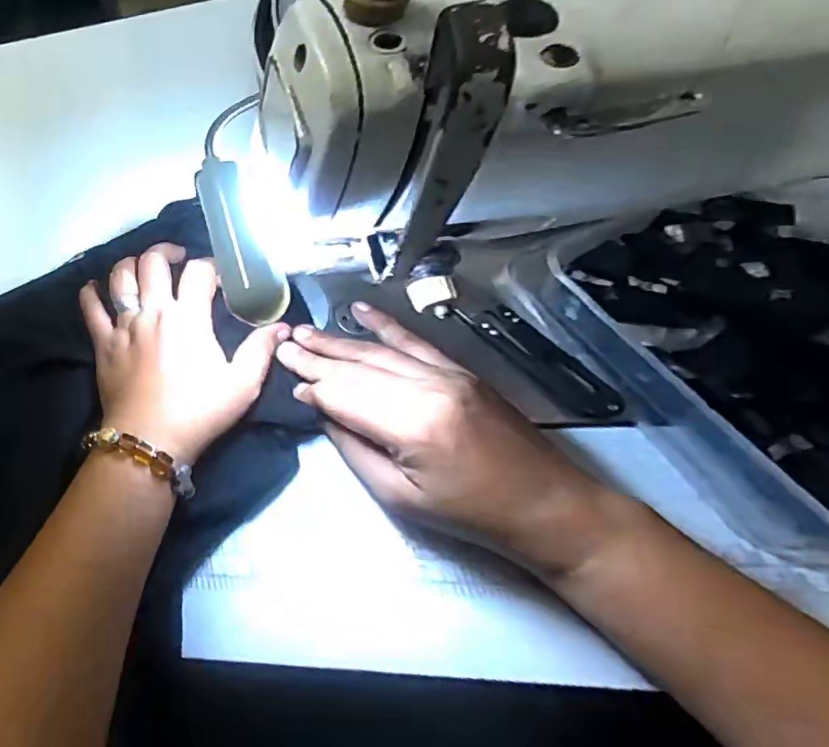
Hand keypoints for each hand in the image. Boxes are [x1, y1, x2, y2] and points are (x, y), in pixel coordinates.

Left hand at [80, 243, 291, 464]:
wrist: (149, 442)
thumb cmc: (199, 413)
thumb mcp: (242, 385)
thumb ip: (260, 350)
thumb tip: (281, 326)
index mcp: (188, 317)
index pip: (199, 271)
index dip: (211, 266)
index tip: (217, 276)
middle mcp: (154, 311)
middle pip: (154, 261)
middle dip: (168, 251)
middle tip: (178, 259)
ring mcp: (124, 324)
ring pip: (121, 276)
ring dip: (131, 263)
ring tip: (143, 268)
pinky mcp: (102, 342)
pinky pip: (90, 308)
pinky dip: (91, 292)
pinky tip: (96, 288)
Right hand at [275, 302, 635, 577]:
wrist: (545, 505)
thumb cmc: (470, 515)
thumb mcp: (401, 497)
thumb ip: (356, 449)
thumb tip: (324, 413)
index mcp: (411, 424)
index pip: (345, 395)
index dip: (312, 385)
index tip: (283, 373)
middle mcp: (427, 387)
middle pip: (358, 366)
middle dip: (317, 355)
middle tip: (283, 342)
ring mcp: (446, 372)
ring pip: (380, 350)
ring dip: (340, 341)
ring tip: (306, 331)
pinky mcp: (460, 369)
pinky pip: (415, 340)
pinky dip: (385, 325)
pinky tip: (361, 312)